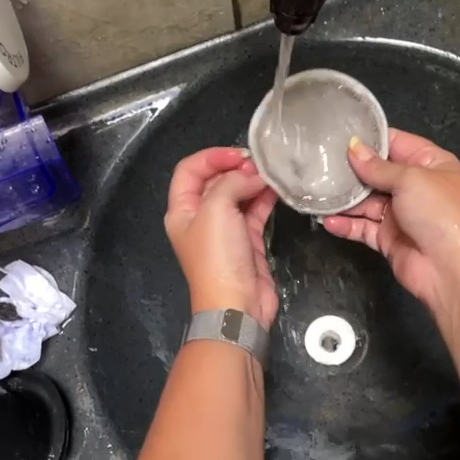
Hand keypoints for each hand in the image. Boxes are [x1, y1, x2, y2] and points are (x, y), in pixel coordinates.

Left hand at [164, 147, 280, 328]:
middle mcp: (201, 219)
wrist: (237, 305)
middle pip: (215, 181)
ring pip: (238, 195)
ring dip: (253, 182)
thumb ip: (231, 183)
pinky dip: (265, 198)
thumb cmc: (218, 257)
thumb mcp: (216, 210)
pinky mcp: (247, 241)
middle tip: (258, 166)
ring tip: (271, 174)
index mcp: (181, 211)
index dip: (212, 157)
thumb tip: (253, 176)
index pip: (190, 170)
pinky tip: (278, 189)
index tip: (238, 154)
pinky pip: (255, 212)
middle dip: (236, 168)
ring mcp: (225, 230)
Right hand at [321, 130, 459, 311]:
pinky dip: (346, 225)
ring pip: (367, 203)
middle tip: (320, 163)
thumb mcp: (411, 179)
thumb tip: (353, 148)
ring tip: (318, 192)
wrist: (449, 267)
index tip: (340, 134)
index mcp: (430, 163)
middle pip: (378, 173)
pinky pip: (363, 228)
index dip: (371, 139)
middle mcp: (415, 187)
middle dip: (352, 170)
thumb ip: (378, 167)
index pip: (397, 143)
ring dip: (345, 200)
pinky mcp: (388, 239)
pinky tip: (327, 221)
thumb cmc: (438, 212)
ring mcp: (401, 215)